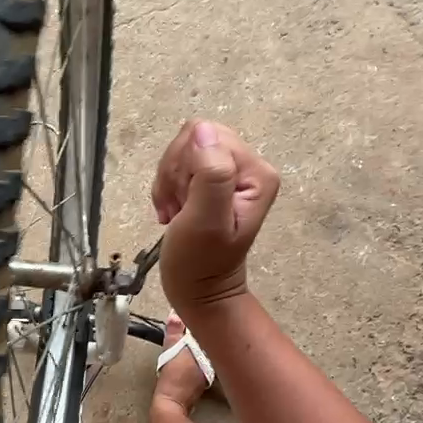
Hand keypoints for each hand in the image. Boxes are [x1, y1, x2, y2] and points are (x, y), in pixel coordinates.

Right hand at [150, 120, 281, 313]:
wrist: (198, 291)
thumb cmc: (199, 263)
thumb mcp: (205, 221)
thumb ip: (210, 174)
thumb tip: (203, 131)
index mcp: (256, 172)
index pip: (206, 136)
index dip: (184, 166)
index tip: (184, 202)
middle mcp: (247, 166)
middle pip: (194, 139)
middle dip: (175, 173)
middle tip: (179, 208)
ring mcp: (228, 174)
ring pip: (182, 151)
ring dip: (168, 183)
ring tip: (175, 212)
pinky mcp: (210, 181)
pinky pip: (178, 166)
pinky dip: (167, 189)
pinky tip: (172, 211)